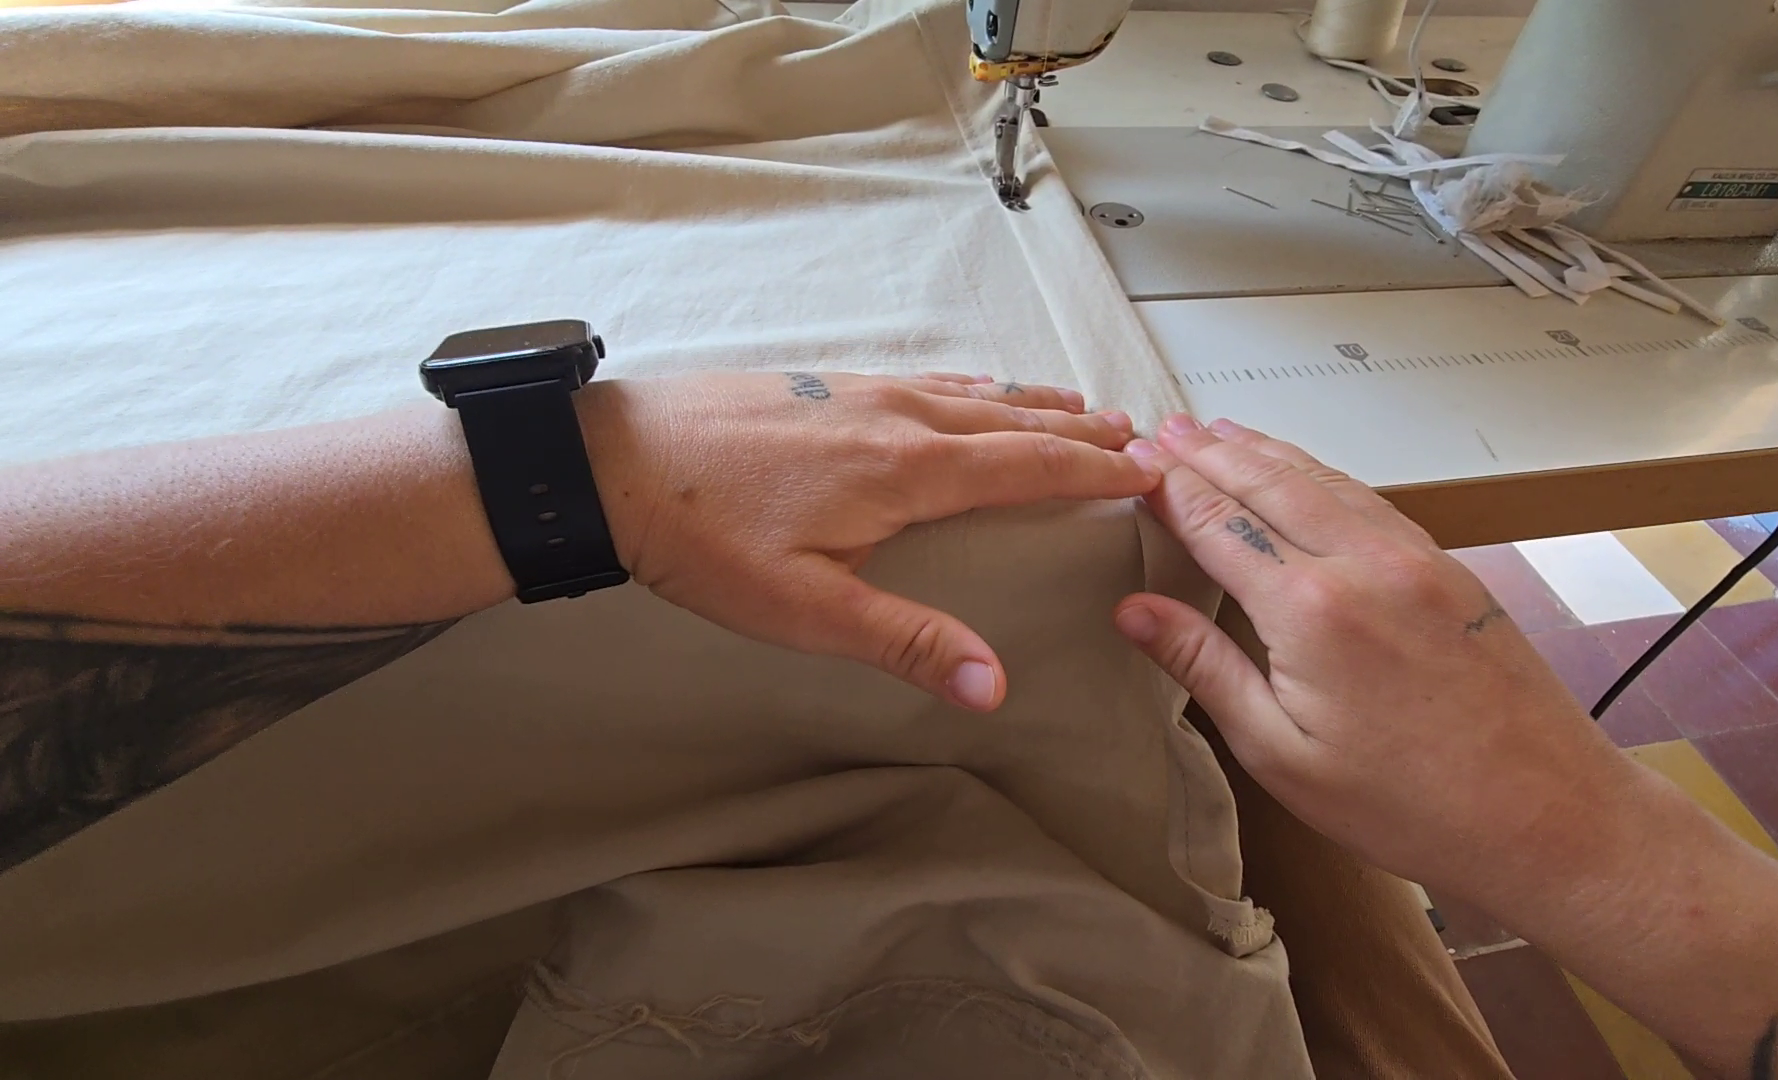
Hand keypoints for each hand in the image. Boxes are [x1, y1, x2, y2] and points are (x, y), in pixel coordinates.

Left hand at [579, 372, 1152, 711]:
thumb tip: (992, 686)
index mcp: (908, 470)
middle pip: (1012, 420)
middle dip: (1078, 429)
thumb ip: (906, 640)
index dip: (1093, 469)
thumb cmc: (707, 539)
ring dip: (1032, 402)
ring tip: (1075, 405)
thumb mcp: (807, 609)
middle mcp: (897, 417)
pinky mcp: (827, 385)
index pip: (1028, 465)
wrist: (615, 463)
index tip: (1144, 470)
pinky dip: (974, 387)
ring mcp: (860, 392)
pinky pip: (927, 382)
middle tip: (1131, 432)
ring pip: (972, 394)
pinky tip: (970, 391)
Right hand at [1111, 415, 1643, 903]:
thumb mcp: (1276, 748)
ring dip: (1259, 449)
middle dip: (1206, 452)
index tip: (1134, 463)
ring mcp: (1410, 555)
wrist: (1551, 820)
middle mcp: (1360, 562)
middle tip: (1164, 428)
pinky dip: (1315, 469)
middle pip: (1264, 482)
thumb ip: (1202, 665)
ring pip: (1316, 477)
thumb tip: (1132, 609)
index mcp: (1308, 608)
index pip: (1217, 522)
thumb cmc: (1403, 801)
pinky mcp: (1443, 564)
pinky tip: (1296, 465)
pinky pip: (1363, 495)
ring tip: (1216, 429)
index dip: (1168, 487)